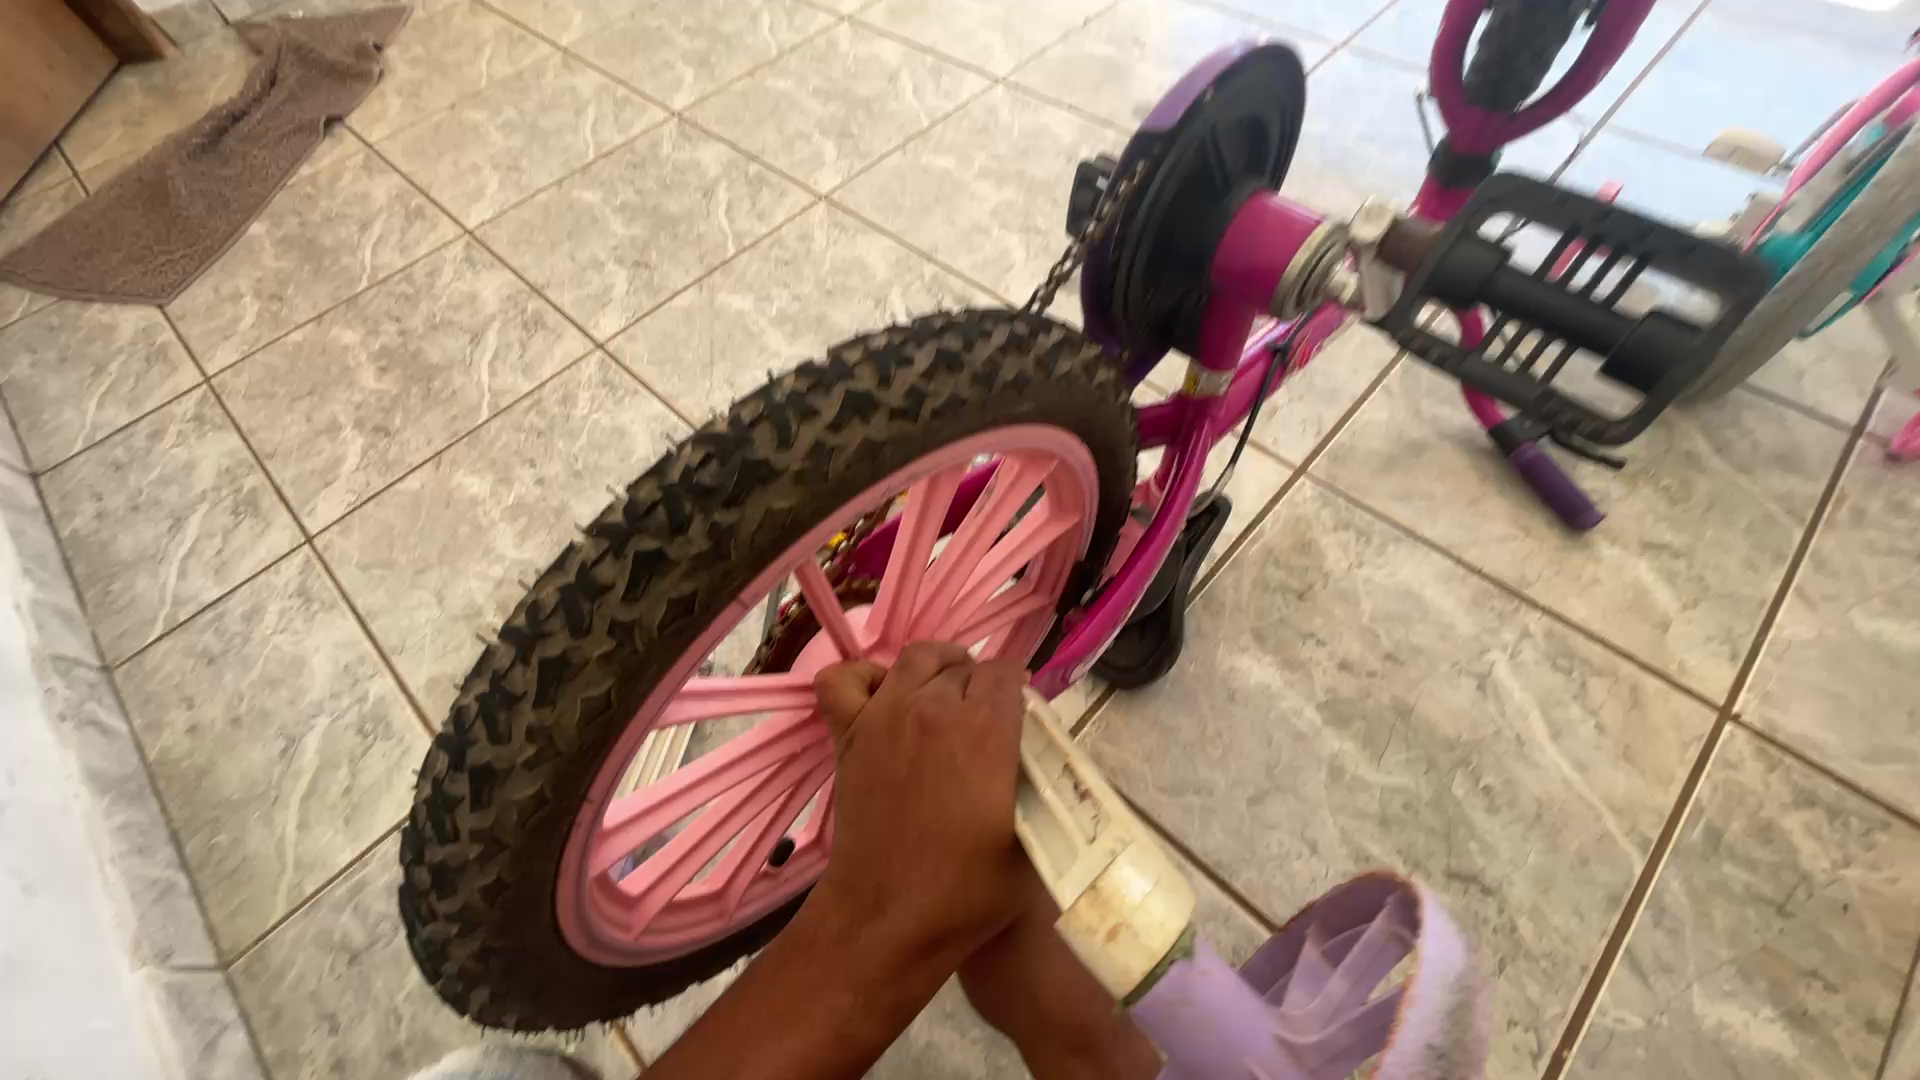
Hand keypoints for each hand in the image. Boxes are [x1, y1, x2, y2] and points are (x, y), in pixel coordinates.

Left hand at [810, 643, 1032, 960]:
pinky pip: (842, 681)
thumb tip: (1039, 752)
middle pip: (964, 667)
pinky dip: (863, 677)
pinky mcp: (848, 733)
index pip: (1005, 673)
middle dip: (982, 686)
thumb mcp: (1032, 839)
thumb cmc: (967, 890)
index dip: (1017, 691)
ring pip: (916, 658)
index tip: (1020, 717)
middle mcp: (934, 707)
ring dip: (937, 667)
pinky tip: (884, 696)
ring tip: (946, 693)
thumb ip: (1042, 784)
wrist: (889, 918)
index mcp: (985, 729)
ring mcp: (885, 715)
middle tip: (987, 721)